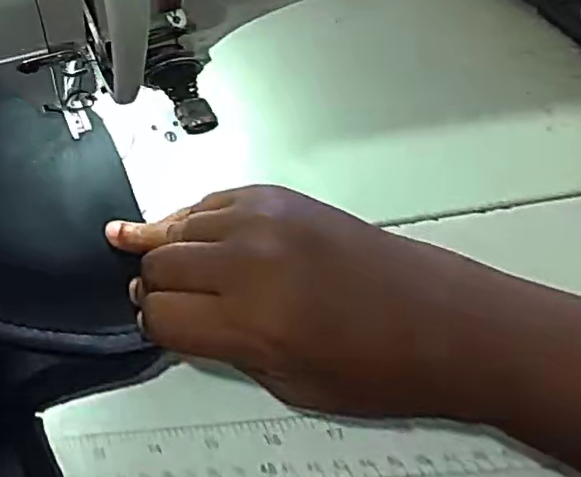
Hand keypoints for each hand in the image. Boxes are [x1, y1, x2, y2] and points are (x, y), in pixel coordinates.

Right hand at [107, 186, 523, 418]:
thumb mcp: (295, 386)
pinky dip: (189, 221)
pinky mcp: (266, 195)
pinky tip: (180, 230)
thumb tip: (175, 320)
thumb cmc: (388, 364)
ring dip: (160, 246)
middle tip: (150, 292)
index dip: (152, 324)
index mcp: (254, 324)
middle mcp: (248, 264)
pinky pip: (200, 203)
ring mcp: (256, 221)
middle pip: (156, 266)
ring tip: (131, 241)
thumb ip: (222, 350)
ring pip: (169, 227)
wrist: (450, 322)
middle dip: (151, 285)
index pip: (161, 315)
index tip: (152, 322)